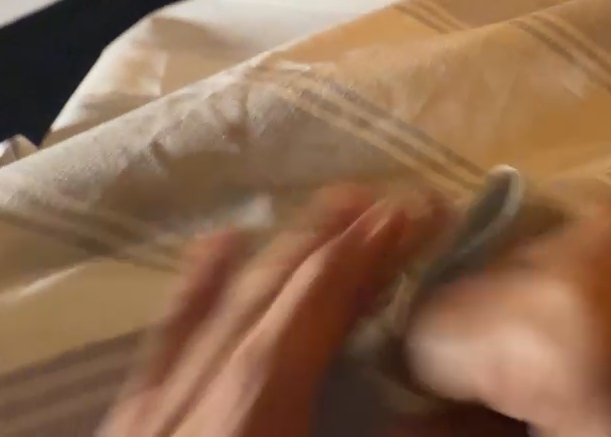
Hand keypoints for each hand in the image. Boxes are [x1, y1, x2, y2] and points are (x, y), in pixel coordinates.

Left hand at [101, 185, 460, 436]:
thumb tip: (482, 410)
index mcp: (258, 404)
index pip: (323, 295)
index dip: (373, 244)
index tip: (420, 210)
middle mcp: (203, 388)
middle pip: (277, 283)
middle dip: (338, 231)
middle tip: (390, 196)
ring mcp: (154, 409)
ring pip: (224, 298)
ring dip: (283, 245)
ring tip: (330, 204)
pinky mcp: (128, 429)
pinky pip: (165, 340)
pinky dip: (197, 287)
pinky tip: (217, 246)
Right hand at [405, 197, 610, 436]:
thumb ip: (476, 432)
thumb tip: (414, 414)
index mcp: (558, 324)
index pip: (426, 329)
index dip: (428, 383)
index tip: (461, 418)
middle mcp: (580, 244)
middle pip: (465, 286)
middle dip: (471, 346)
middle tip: (517, 400)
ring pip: (510, 262)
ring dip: (515, 313)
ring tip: (565, 363)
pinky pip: (557, 247)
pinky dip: (556, 288)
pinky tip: (596, 329)